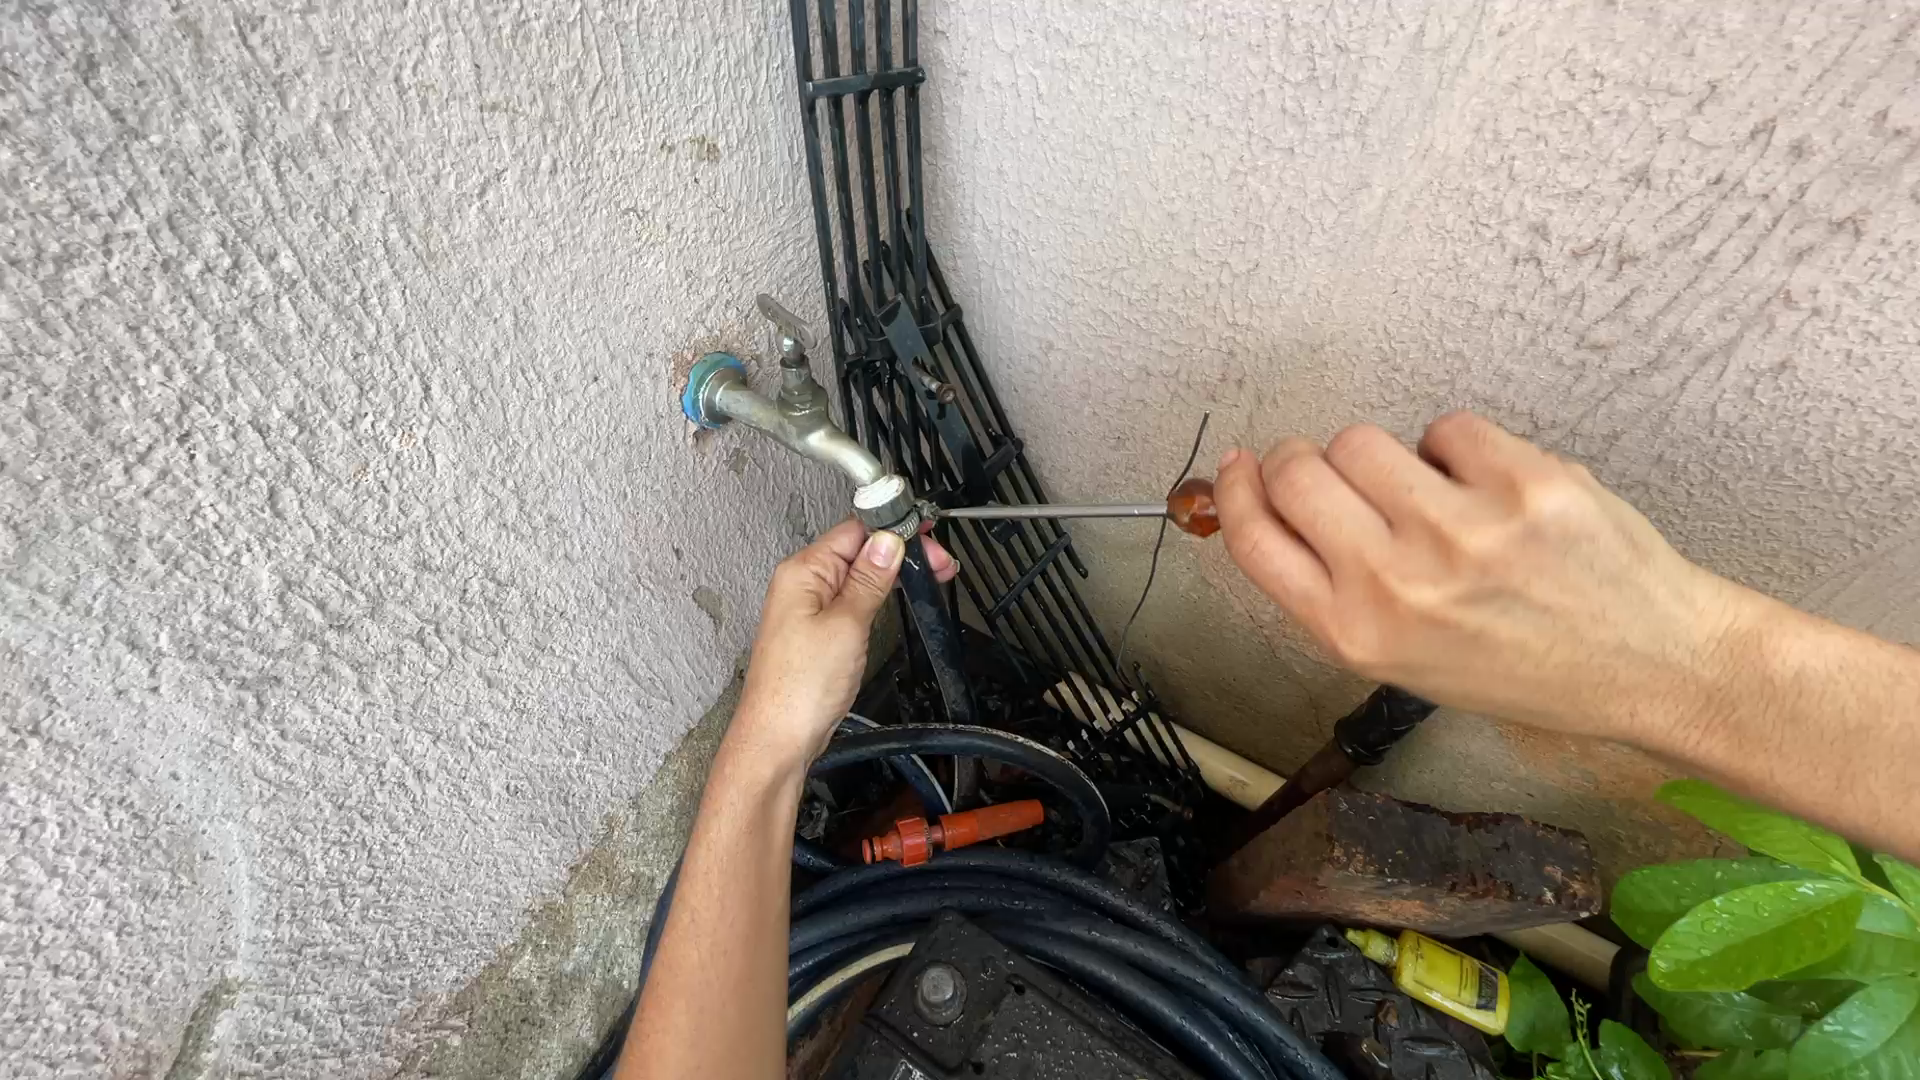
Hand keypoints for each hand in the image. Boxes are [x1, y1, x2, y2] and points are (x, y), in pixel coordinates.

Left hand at [732, 519, 956, 769]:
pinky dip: (877, 596)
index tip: (925, 536)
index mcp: (803, 572)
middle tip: (938, 564)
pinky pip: (851, 601)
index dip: (893, 530)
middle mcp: (802, 585)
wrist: (778, 741)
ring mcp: (810, 609)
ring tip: (927, 576)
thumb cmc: (798, 690)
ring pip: (857, 577)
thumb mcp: (847, 624)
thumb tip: (888, 542)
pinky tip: (894, 597)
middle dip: (899, 553)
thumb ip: (870, 580)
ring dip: (891, 574)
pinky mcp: (818, 632)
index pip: (855, 531)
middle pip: (858, 551)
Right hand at [1213, 412, 1748, 741]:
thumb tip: (1270, 506)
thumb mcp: (1390, 656)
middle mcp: (1395, 582)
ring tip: (1419, 488)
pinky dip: (1451, 448)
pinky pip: (1443, 427)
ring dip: (1374, 455)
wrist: (1653, 666)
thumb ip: (1320, 587)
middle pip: (1293, 473)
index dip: (1234, 492)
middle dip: (1295, 460)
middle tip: (1327, 472)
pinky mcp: (1526, 483)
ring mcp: (1461, 529)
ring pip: (1358, 439)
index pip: (1255, 540)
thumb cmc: (1510, 668)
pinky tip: (1481, 485)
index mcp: (1352, 631)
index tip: (1237, 467)